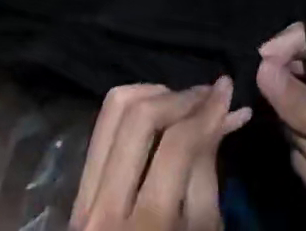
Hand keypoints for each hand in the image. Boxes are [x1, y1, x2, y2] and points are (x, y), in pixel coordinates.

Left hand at [72, 77, 251, 230]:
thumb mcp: (204, 228)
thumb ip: (206, 167)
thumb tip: (219, 106)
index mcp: (146, 228)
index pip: (176, 146)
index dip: (206, 110)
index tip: (227, 88)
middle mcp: (103, 208)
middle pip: (137, 117)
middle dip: (179, 97)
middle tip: (207, 94)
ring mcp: (82, 199)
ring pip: (113, 111)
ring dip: (154, 95)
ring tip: (183, 102)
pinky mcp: (78, 192)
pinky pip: (105, 129)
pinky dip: (136, 110)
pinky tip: (161, 114)